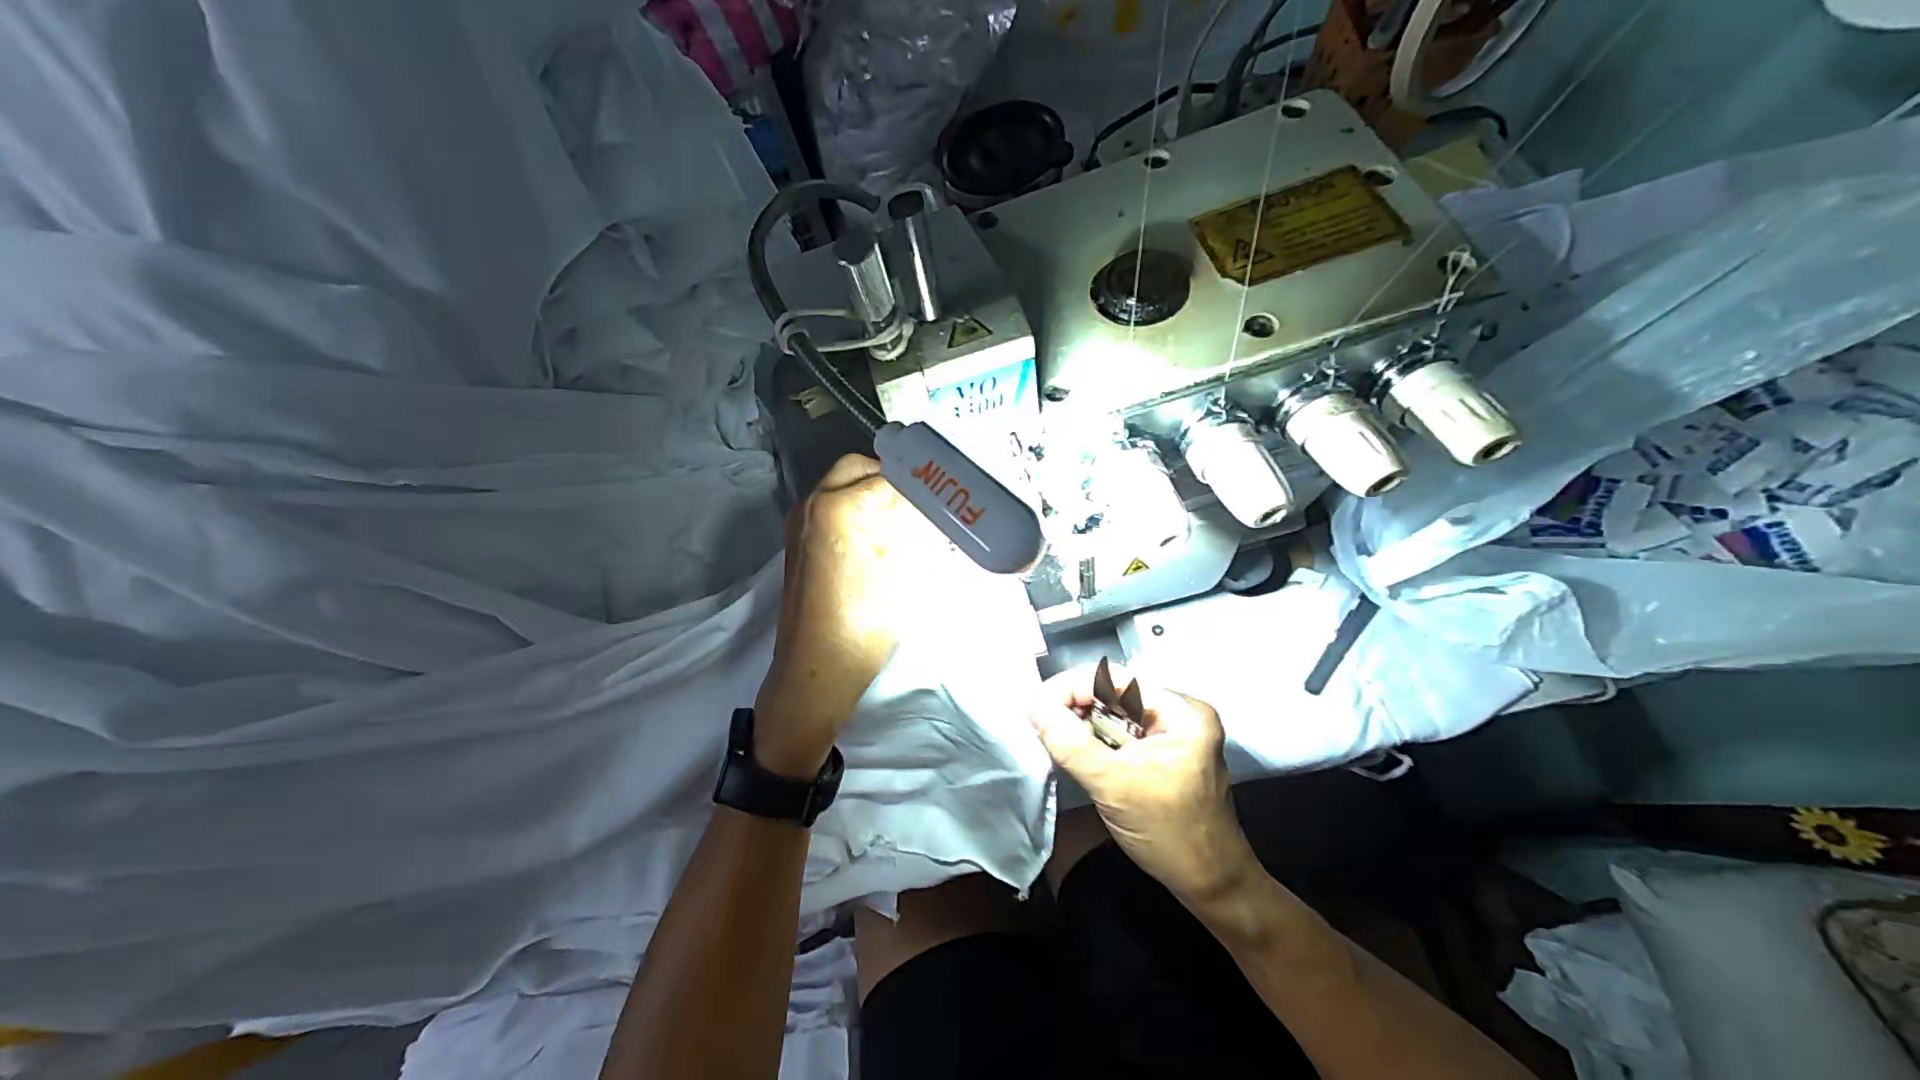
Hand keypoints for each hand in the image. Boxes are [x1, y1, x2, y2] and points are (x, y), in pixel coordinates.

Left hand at [754, 454, 935, 776]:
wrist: (820, 668)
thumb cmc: (866, 622)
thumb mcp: (904, 571)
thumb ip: (913, 528)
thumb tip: (928, 507)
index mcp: (842, 504)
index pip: (891, 476)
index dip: (920, 483)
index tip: (941, 493)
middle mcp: (814, 503)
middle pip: (857, 469)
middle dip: (890, 479)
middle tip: (919, 501)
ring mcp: (800, 523)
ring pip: (840, 486)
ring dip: (869, 493)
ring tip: (900, 519)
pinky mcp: (796, 543)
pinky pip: (828, 509)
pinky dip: (853, 510)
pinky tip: (875, 539)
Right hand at [1030, 666, 1260, 906]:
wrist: (1212, 887)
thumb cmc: (1171, 837)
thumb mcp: (1114, 786)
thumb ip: (1070, 743)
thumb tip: (1033, 704)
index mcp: (1181, 711)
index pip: (1114, 679)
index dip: (1070, 688)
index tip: (1035, 708)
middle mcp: (1180, 713)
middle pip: (1113, 694)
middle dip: (1075, 708)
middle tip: (1042, 727)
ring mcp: (1174, 733)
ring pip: (1114, 714)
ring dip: (1082, 726)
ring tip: (1055, 740)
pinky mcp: (1164, 753)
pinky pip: (1121, 734)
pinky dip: (1096, 741)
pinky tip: (1078, 754)